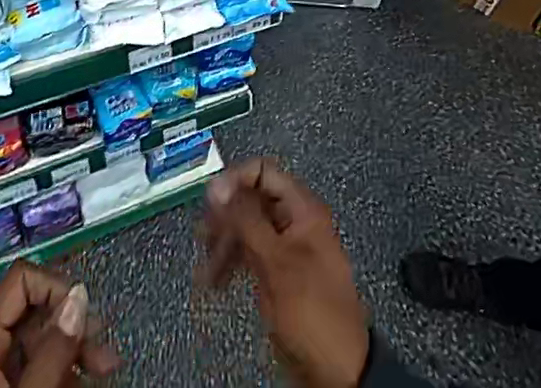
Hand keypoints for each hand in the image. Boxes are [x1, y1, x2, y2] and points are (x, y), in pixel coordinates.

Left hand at [0, 263, 118, 387]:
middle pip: (34, 312)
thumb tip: (80, 295)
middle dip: (74, 327)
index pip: (21, 280)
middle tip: (106, 353)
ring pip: (39, 341)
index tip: (87, 316)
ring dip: (75, 352)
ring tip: (106, 371)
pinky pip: (34, 368)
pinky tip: (85, 386)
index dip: (58, 288)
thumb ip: (56, 349)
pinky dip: (62, 374)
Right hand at [200, 158, 369, 387]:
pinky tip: (215, 281)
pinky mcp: (277, 273)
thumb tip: (217, 186)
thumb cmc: (311, 308)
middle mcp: (293, 222)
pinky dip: (231, 263)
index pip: (263, 172)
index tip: (209, 203)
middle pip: (251, 200)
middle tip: (202, 237)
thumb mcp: (276, 260)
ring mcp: (284, 248)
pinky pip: (249, 254)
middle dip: (224, 217)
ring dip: (223, 244)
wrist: (337, 369)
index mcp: (301, 209)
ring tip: (205, 270)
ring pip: (246, 228)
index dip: (234, 181)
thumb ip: (246, 219)